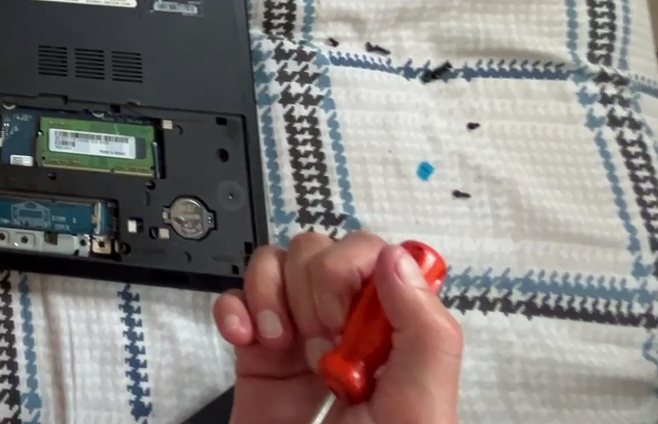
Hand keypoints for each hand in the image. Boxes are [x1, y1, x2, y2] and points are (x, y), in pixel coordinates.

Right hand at [212, 231, 462, 423]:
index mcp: (400, 348)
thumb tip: (401, 259)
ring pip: (276, 263)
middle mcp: (350, 335)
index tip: (345, 315)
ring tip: (278, 343)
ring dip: (267, 293)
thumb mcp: (416, 421)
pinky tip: (244, 339)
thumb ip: (425, 340)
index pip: (382, 260)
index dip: (355, 268)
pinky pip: (235, 296)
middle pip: (322, 251)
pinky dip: (233, 307)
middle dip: (311, 288)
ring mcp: (299, 339)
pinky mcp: (254, 349)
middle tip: (317, 342)